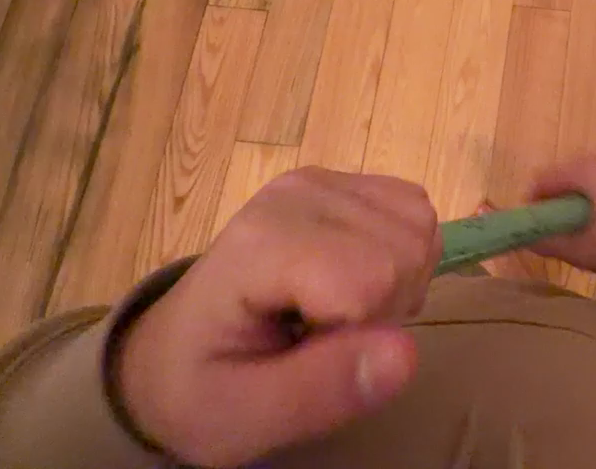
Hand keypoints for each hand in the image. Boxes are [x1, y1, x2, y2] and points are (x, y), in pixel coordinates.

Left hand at [115, 168, 438, 465]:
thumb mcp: (246, 417)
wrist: (175, 346)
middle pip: (406, 248)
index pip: (373, 277)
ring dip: (404, 279)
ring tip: (346, 309)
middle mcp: (299, 193)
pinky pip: (415, 207)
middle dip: (391, 306)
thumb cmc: (205, 386)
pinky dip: (406, 251)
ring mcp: (323, 178)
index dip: (370, 332)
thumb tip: (407, 355)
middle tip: (332, 337)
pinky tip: (361, 276)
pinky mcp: (343, 178)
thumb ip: (324, 390)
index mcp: (263, 244)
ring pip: (420, 223)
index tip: (318, 356)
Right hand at [526, 146, 595, 277]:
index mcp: (586, 166)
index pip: (544, 178)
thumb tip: (528, 239)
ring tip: (590, 230)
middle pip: (569, 174)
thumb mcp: (584, 250)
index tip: (534, 228)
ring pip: (593, 177)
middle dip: (561, 200)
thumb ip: (551, 242)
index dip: (534, 203)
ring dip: (585, 198)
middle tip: (562, 231)